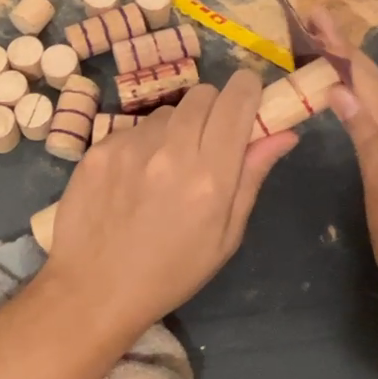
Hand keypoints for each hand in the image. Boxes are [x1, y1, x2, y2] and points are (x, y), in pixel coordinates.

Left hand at [40, 72, 299, 339]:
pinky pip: (133, 128)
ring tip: (166, 168)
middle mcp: (171, 151)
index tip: (249, 96)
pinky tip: (134, 178)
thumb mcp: (225, 237)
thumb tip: (283, 133)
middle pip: (202, 94)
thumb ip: (251, 178)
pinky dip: (142, 143)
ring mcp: (130, 146)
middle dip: (214, 107)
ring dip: (176, 127)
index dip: (246, 89)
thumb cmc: (171, 272)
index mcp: (210, 177)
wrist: (94, 288)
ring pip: (167, 111)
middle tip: (209, 138)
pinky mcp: (99, 148)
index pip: (235, 101)